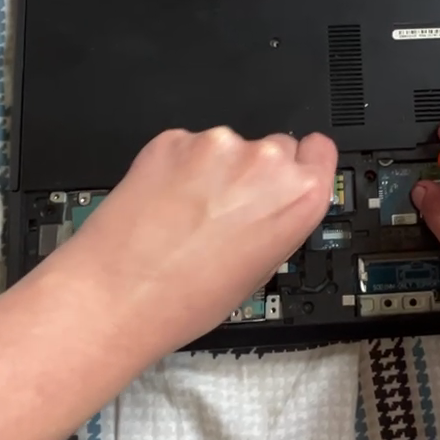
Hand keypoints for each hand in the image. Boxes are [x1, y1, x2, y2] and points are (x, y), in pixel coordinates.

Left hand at [30, 127, 337, 356]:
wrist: (118, 296)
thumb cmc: (187, 299)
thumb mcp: (261, 270)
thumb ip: (280, 221)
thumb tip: (273, 205)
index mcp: (299, 196)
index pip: (321, 150)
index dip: (305, 163)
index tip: (293, 172)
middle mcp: (264, 163)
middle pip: (276, 147)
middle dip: (256, 171)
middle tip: (230, 207)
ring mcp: (217, 146)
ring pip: (227, 147)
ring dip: (214, 169)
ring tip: (189, 213)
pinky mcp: (173, 140)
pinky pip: (188, 146)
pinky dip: (179, 167)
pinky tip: (165, 202)